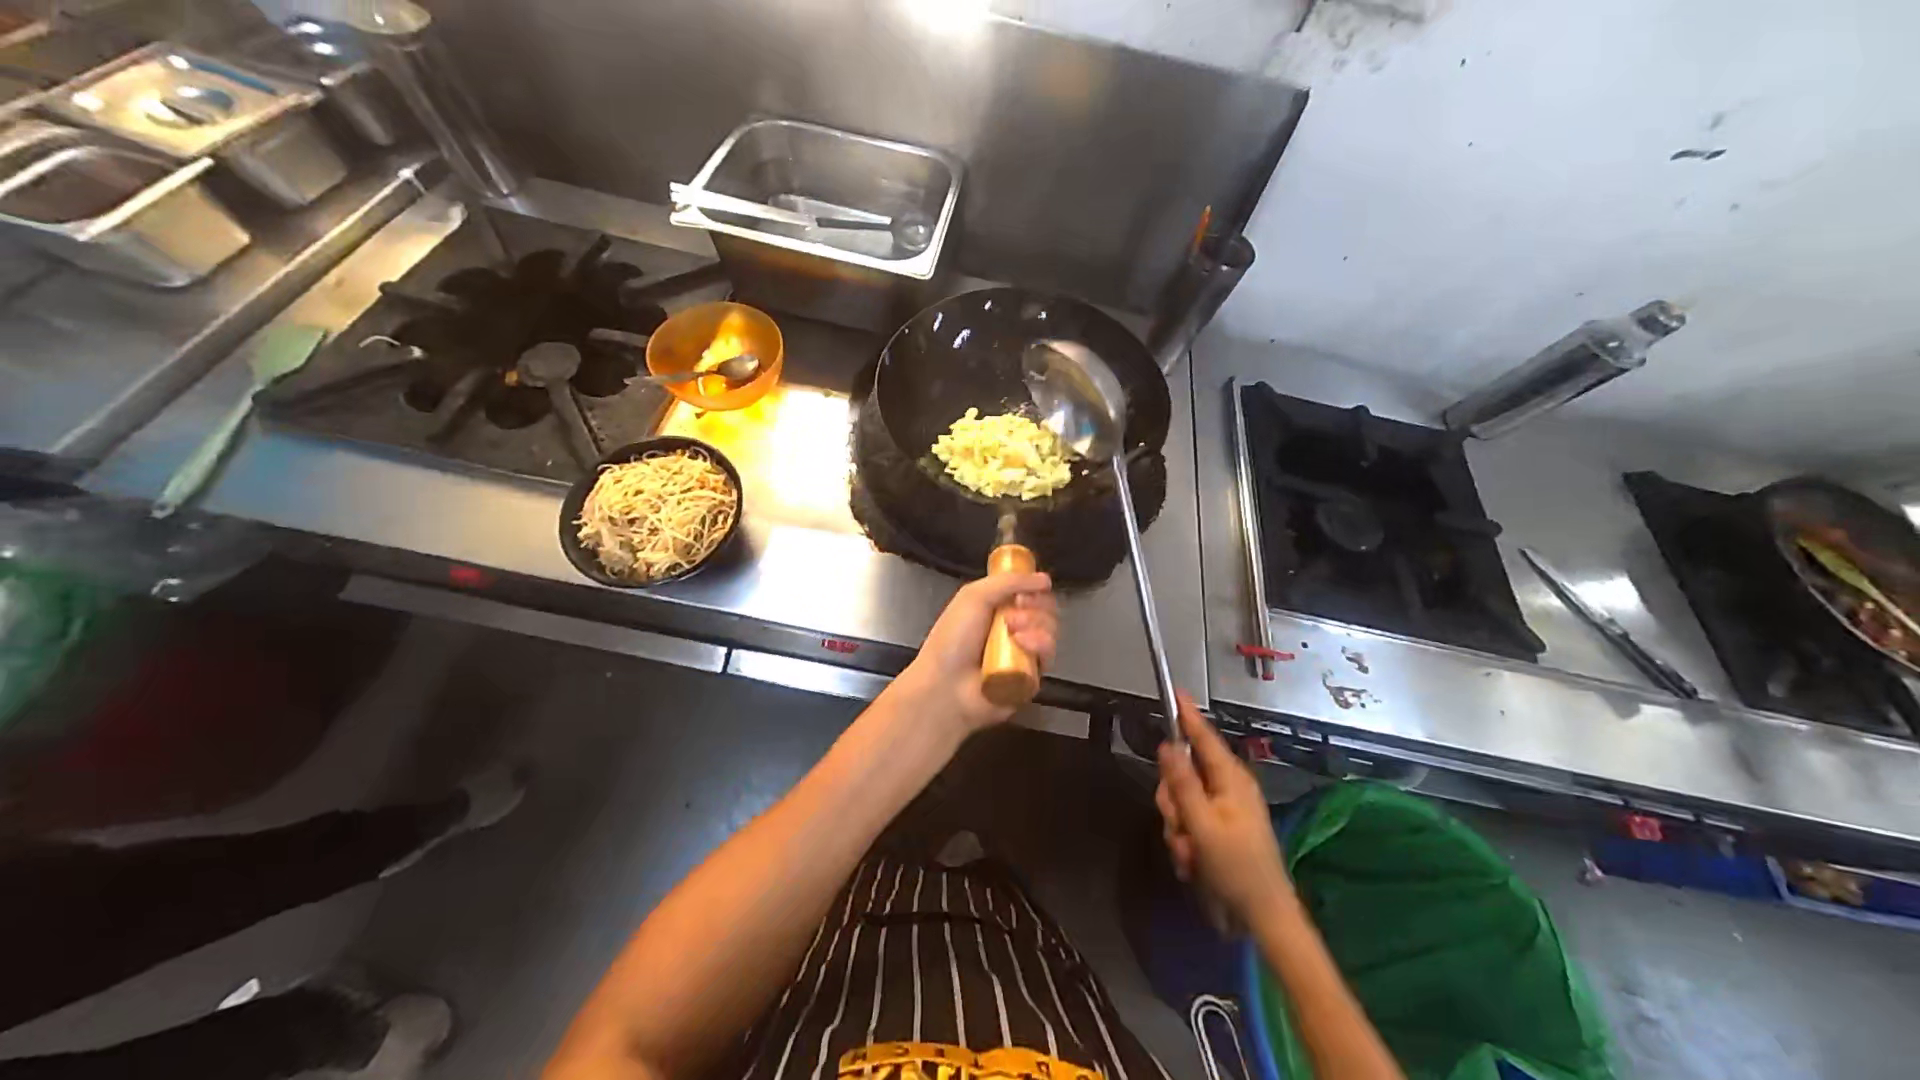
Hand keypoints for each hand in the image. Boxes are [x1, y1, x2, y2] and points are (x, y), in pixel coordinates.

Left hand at [891, 571, 1056, 741]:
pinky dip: (1040, 645)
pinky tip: (1023, 644)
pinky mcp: (1032, 678)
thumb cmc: (951, 640)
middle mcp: (1013, 631)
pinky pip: (1049, 656)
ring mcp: (1023, 655)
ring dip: (1036, 623)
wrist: (945, 686)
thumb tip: (1044, 579)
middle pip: (1046, 611)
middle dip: (1036, 605)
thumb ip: (1009, 581)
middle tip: (1017, 609)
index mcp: (997, 610)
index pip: (1031, 594)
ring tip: (1013, 629)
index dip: (1035, 588)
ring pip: (1051, 631)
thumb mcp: (974, 596)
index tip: (1028, 590)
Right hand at [1156, 693, 1293, 923]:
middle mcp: (1228, 787)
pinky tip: (1194, 864)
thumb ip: (1182, 783)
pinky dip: (1186, 841)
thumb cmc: (1236, 868)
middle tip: (1178, 826)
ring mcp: (1226, 809)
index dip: (1186, 714)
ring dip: (1178, 827)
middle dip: (1172, 801)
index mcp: (1229, 779)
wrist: (1264, 916)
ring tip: (1191, 855)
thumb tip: (1167, 744)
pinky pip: (1190, 822)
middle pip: (1182, 773)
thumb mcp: (1202, 825)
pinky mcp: (1222, 828)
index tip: (1174, 691)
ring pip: (1181, 801)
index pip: (1203, 736)